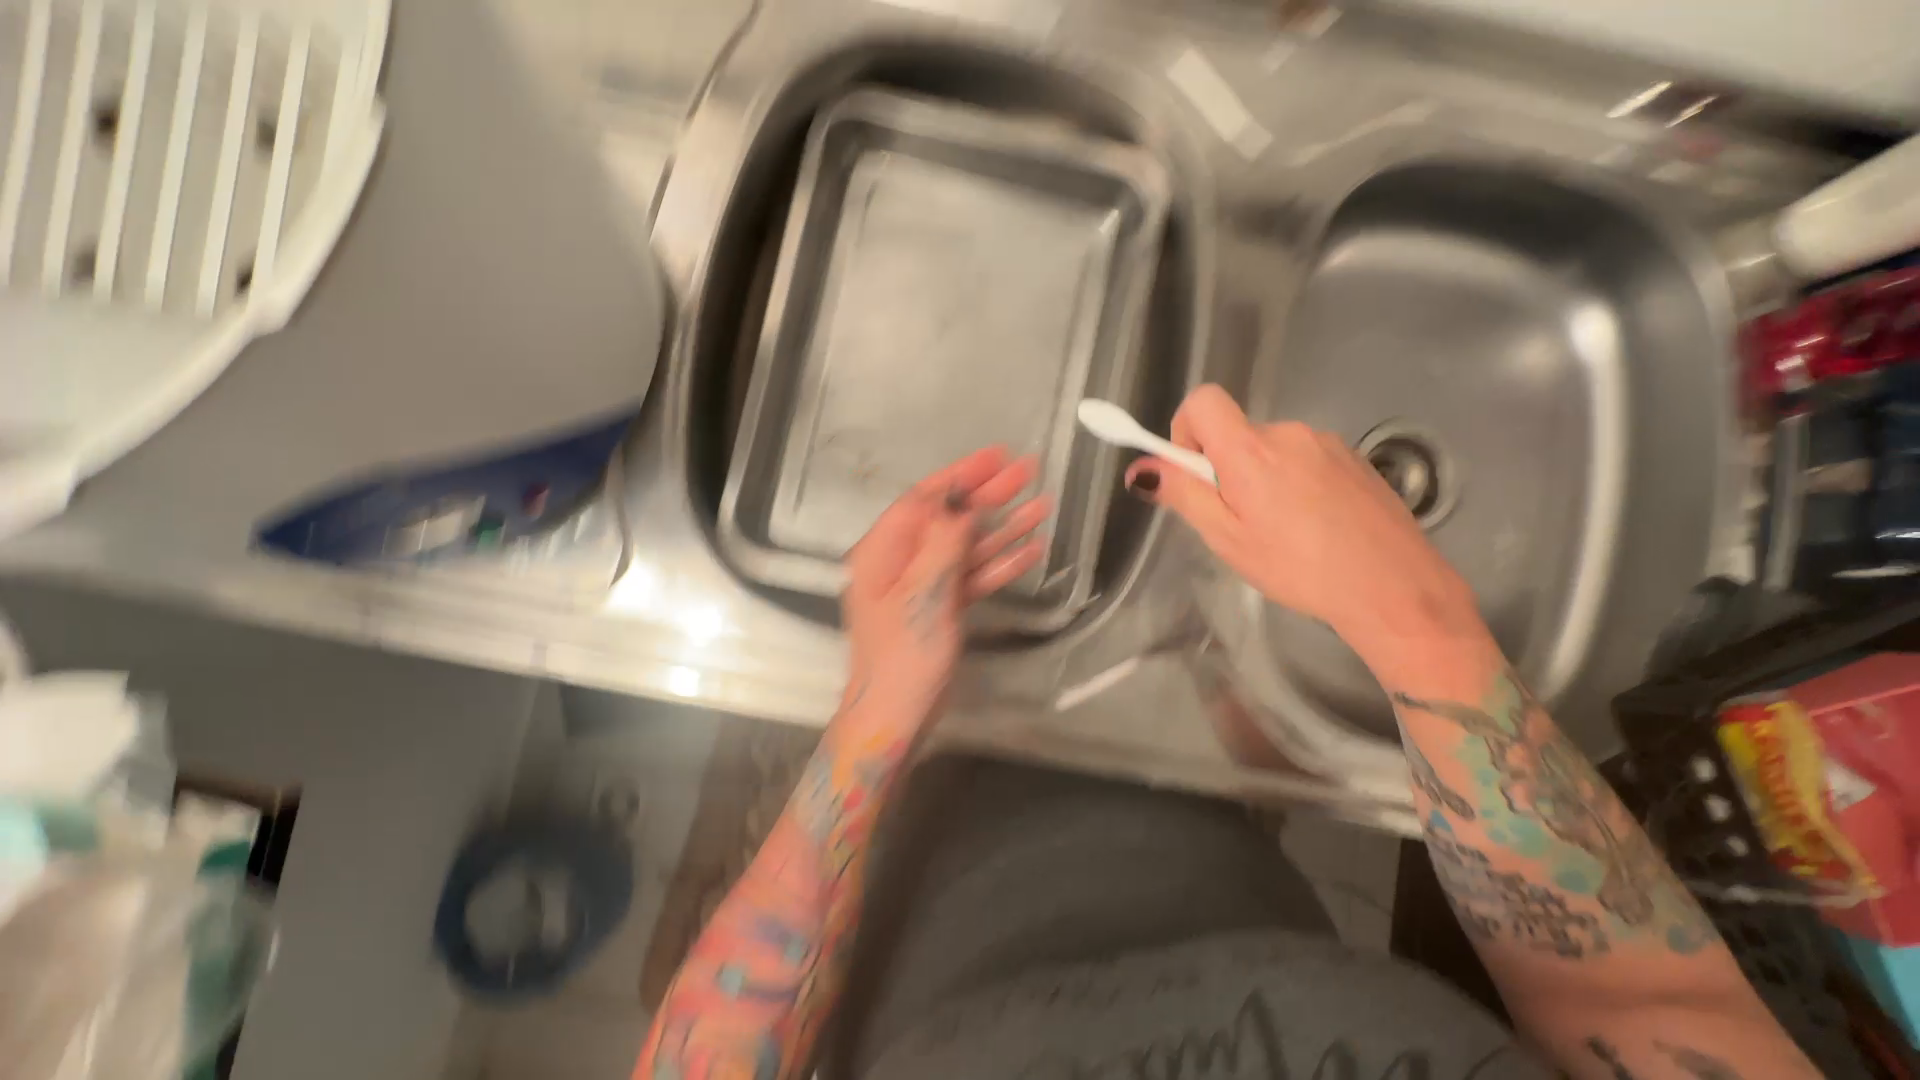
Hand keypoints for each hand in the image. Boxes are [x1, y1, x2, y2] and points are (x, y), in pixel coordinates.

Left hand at [840, 447, 1050, 725]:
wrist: (894, 719)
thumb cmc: (903, 657)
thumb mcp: (923, 596)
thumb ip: (944, 546)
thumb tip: (960, 504)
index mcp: (883, 552)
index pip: (925, 500)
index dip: (962, 476)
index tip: (997, 456)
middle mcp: (900, 562)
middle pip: (950, 519)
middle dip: (989, 496)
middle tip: (1029, 472)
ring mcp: (921, 586)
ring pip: (966, 547)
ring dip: (1002, 528)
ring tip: (1043, 506)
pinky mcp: (939, 609)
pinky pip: (971, 578)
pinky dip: (999, 564)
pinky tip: (1031, 550)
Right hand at [1124, 385, 1484, 663]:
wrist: (1393, 586)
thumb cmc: (1299, 568)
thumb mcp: (1227, 538)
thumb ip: (1184, 495)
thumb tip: (1141, 470)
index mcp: (1251, 450)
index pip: (1203, 401)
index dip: (1185, 429)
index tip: (1192, 472)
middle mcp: (1288, 433)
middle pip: (1237, 432)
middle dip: (1225, 468)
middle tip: (1239, 522)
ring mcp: (1326, 443)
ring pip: (1272, 450)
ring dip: (1263, 479)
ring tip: (1282, 531)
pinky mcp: (1353, 458)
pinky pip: (1305, 460)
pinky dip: (1296, 484)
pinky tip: (1313, 527)